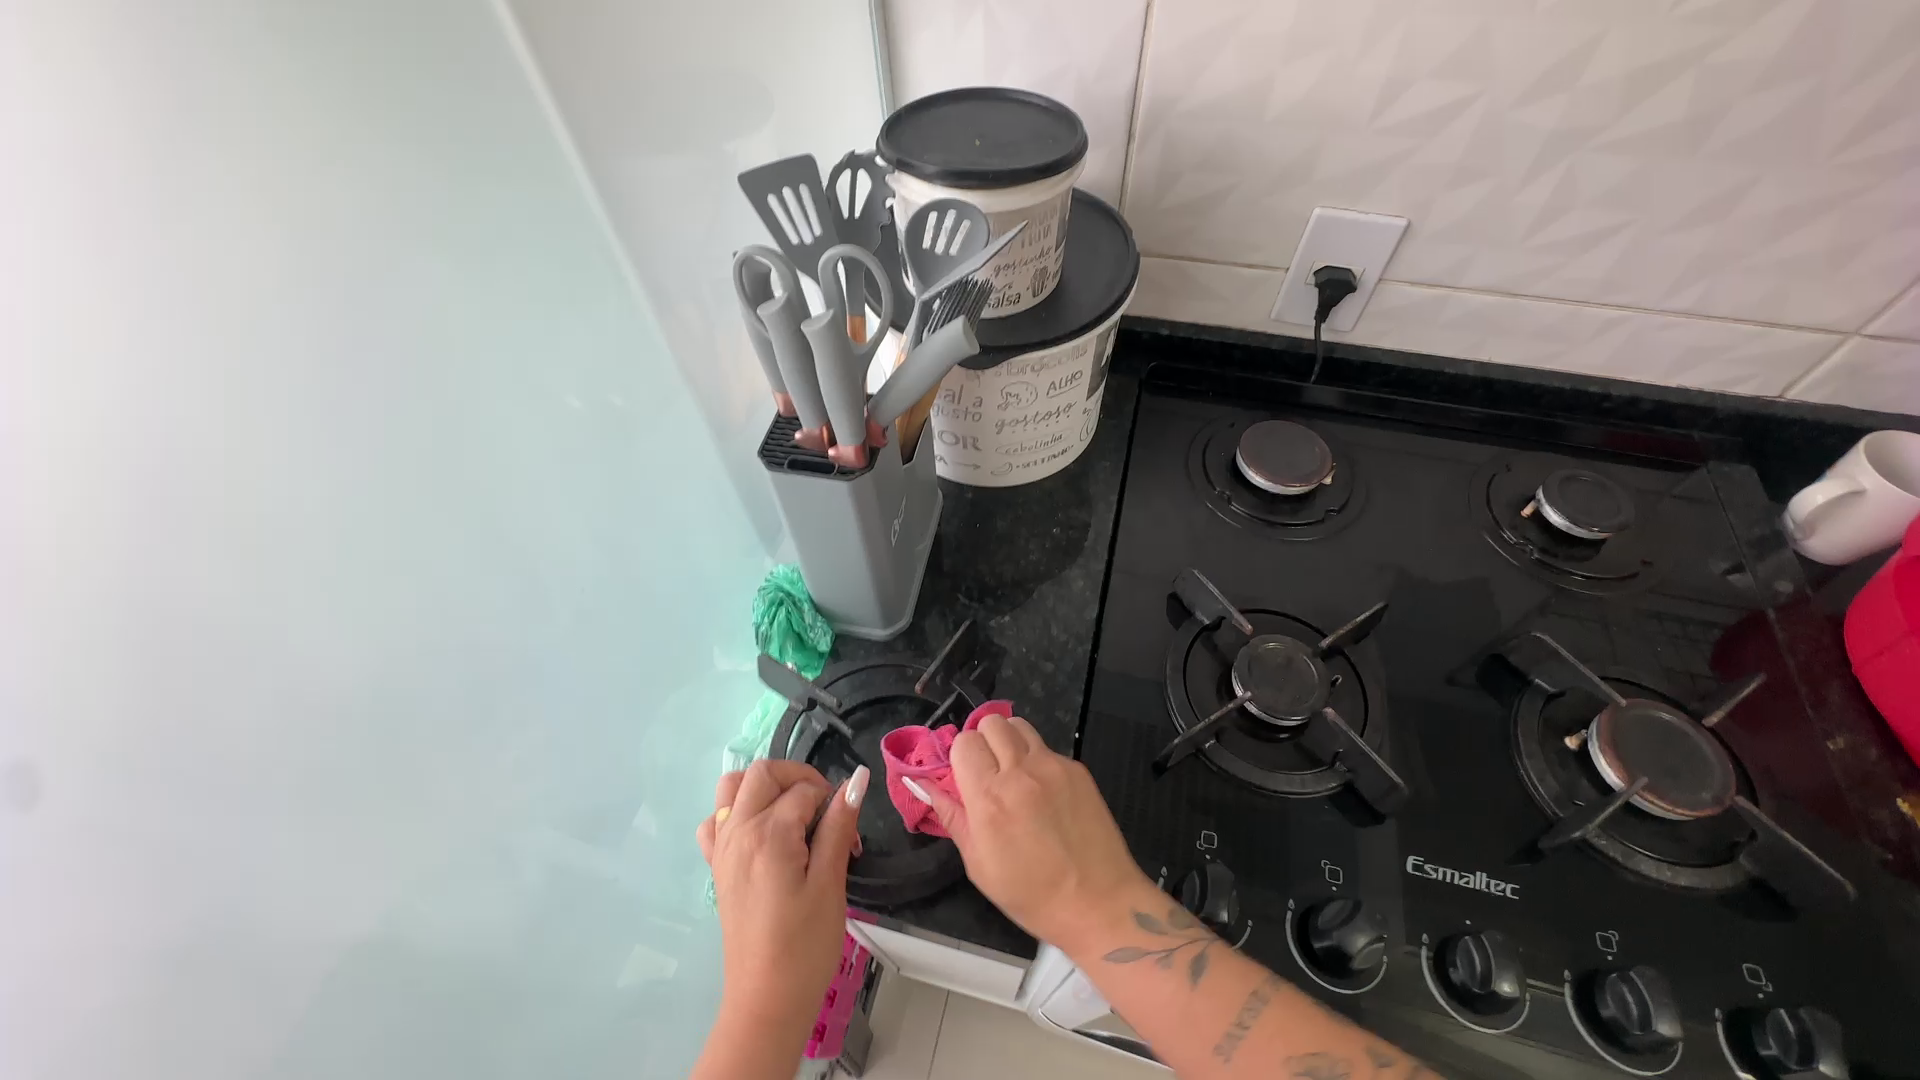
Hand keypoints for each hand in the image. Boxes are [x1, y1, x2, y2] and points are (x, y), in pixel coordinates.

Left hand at [697, 760, 868, 1026]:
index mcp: (768, 834)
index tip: (850, 835)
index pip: (806, 789)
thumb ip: (839, 824)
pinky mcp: (717, 866)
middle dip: (800, 779)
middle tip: (826, 811)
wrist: (767, 999)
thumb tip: (857, 779)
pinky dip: (737, 812)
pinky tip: (761, 833)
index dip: (835, 802)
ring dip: (764, 787)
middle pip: (764, 773)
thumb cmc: (805, 944)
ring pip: (733, 786)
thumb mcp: (830, 881)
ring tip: (793, 814)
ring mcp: (722, 848)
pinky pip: (716, 820)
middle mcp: (737, 831)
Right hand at [920, 713, 1149, 951]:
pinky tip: (1043, 793)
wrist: (1098, 903)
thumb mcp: (977, 863)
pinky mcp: (1078, 769)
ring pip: (1019, 725)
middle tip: (987, 772)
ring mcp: (1053, 766)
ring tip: (1013, 774)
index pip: (964, 742)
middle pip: (991, 723)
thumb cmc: (1031, 894)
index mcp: (989, 798)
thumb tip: (922, 785)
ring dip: (1009, 741)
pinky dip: (1036, 760)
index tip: (964, 779)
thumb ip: (950, 815)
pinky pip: (1046, 748)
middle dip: (982, 742)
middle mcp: (1021, 772)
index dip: (960, 758)